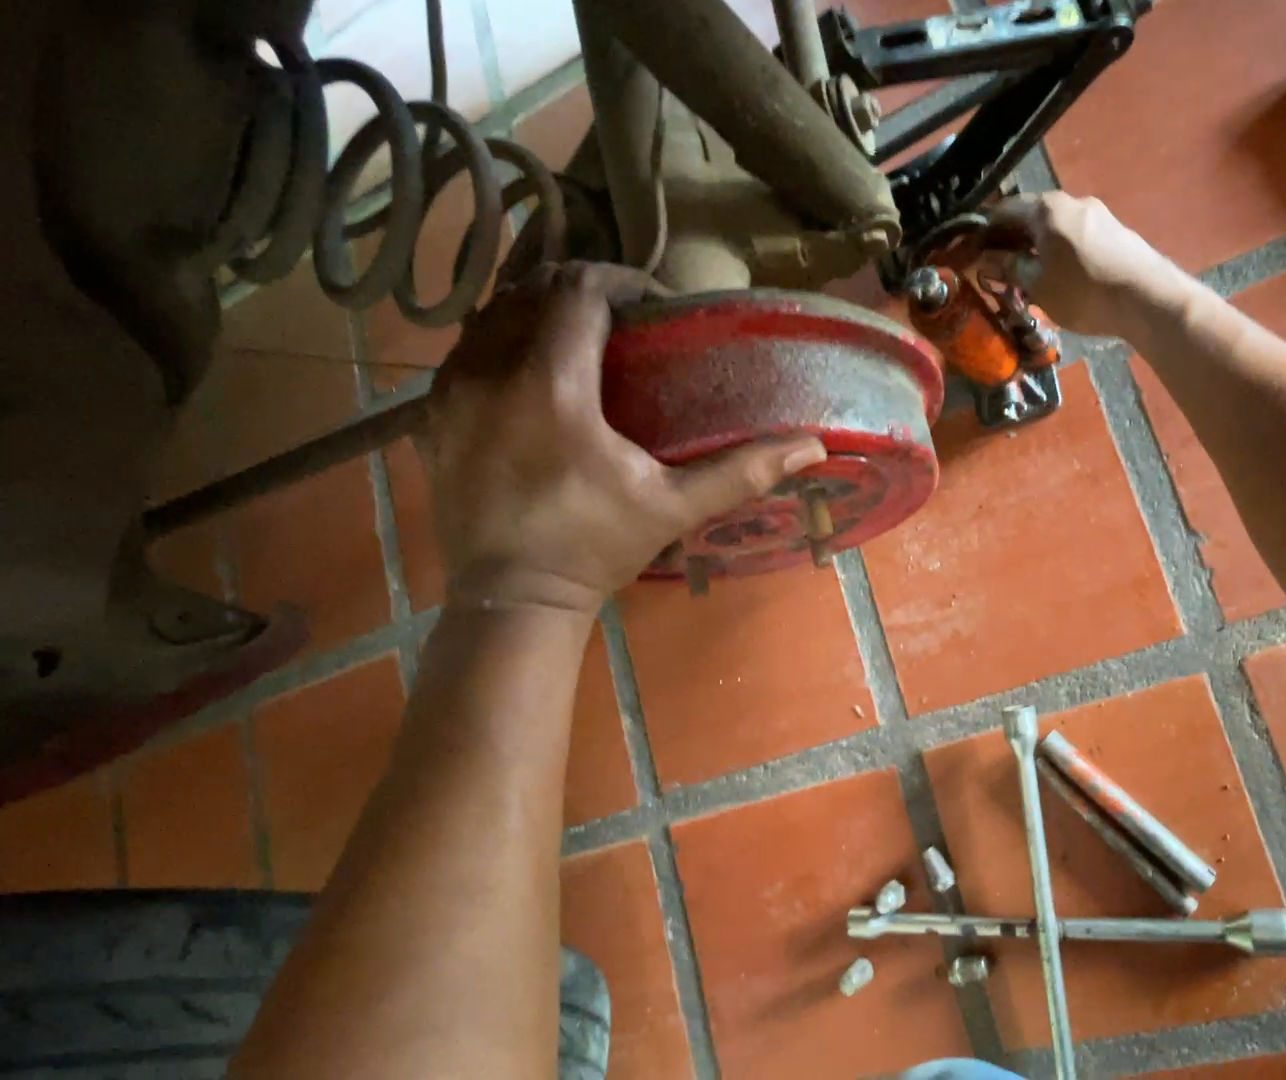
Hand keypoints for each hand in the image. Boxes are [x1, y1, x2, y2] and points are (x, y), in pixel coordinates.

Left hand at [421, 261, 825, 614]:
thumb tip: (812, 446)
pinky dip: (500, 340)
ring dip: (536, 308)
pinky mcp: (433, 416)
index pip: (577, 290)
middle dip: (579, 288)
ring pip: (490, 313)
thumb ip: (740, 471)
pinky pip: (463, 350)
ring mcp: (451, 393)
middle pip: (530, 289)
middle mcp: (491, 373)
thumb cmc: (597, 547)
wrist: (512, 598)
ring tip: (578, 332)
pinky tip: (530, 368)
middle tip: (621, 313)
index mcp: (553, 386)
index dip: (618, 278)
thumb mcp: (674, 508)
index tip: (652, 300)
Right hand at [983, 192, 1195, 341]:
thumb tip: (986, 260)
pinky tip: (1063, 278)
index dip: (986, 231)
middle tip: (1002, 270)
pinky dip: (1063, 253)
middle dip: (1014, 242)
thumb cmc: (1083, 292)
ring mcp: (1099, 216)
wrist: (1148, 299)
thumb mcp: (1038, 285)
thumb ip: (1010, 269)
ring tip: (1032, 278)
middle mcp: (1073, 202)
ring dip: (1040, 249)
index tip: (975, 253)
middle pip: (1033, 218)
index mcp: (1047, 209)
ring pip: (1057, 229)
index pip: (1005, 210)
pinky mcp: (1117, 233)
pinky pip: (1079, 238)